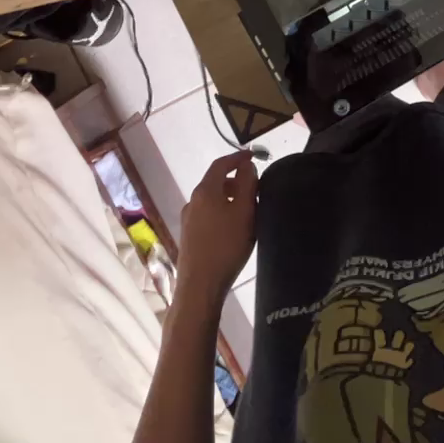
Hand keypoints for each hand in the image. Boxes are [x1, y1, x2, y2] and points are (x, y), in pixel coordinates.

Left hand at [176, 151, 257, 302]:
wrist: (200, 286)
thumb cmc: (226, 245)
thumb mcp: (244, 212)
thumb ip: (247, 184)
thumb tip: (246, 166)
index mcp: (205, 191)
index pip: (221, 164)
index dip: (237, 157)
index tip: (253, 156)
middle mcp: (193, 201)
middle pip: (215, 182)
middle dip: (235, 179)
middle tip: (255, 187)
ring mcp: (188, 220)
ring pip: (211, 199)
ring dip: (229, 197)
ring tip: (247, 209)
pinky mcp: (188, 236)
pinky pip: (207, 214)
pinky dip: (221, 211)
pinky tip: (233, 227)